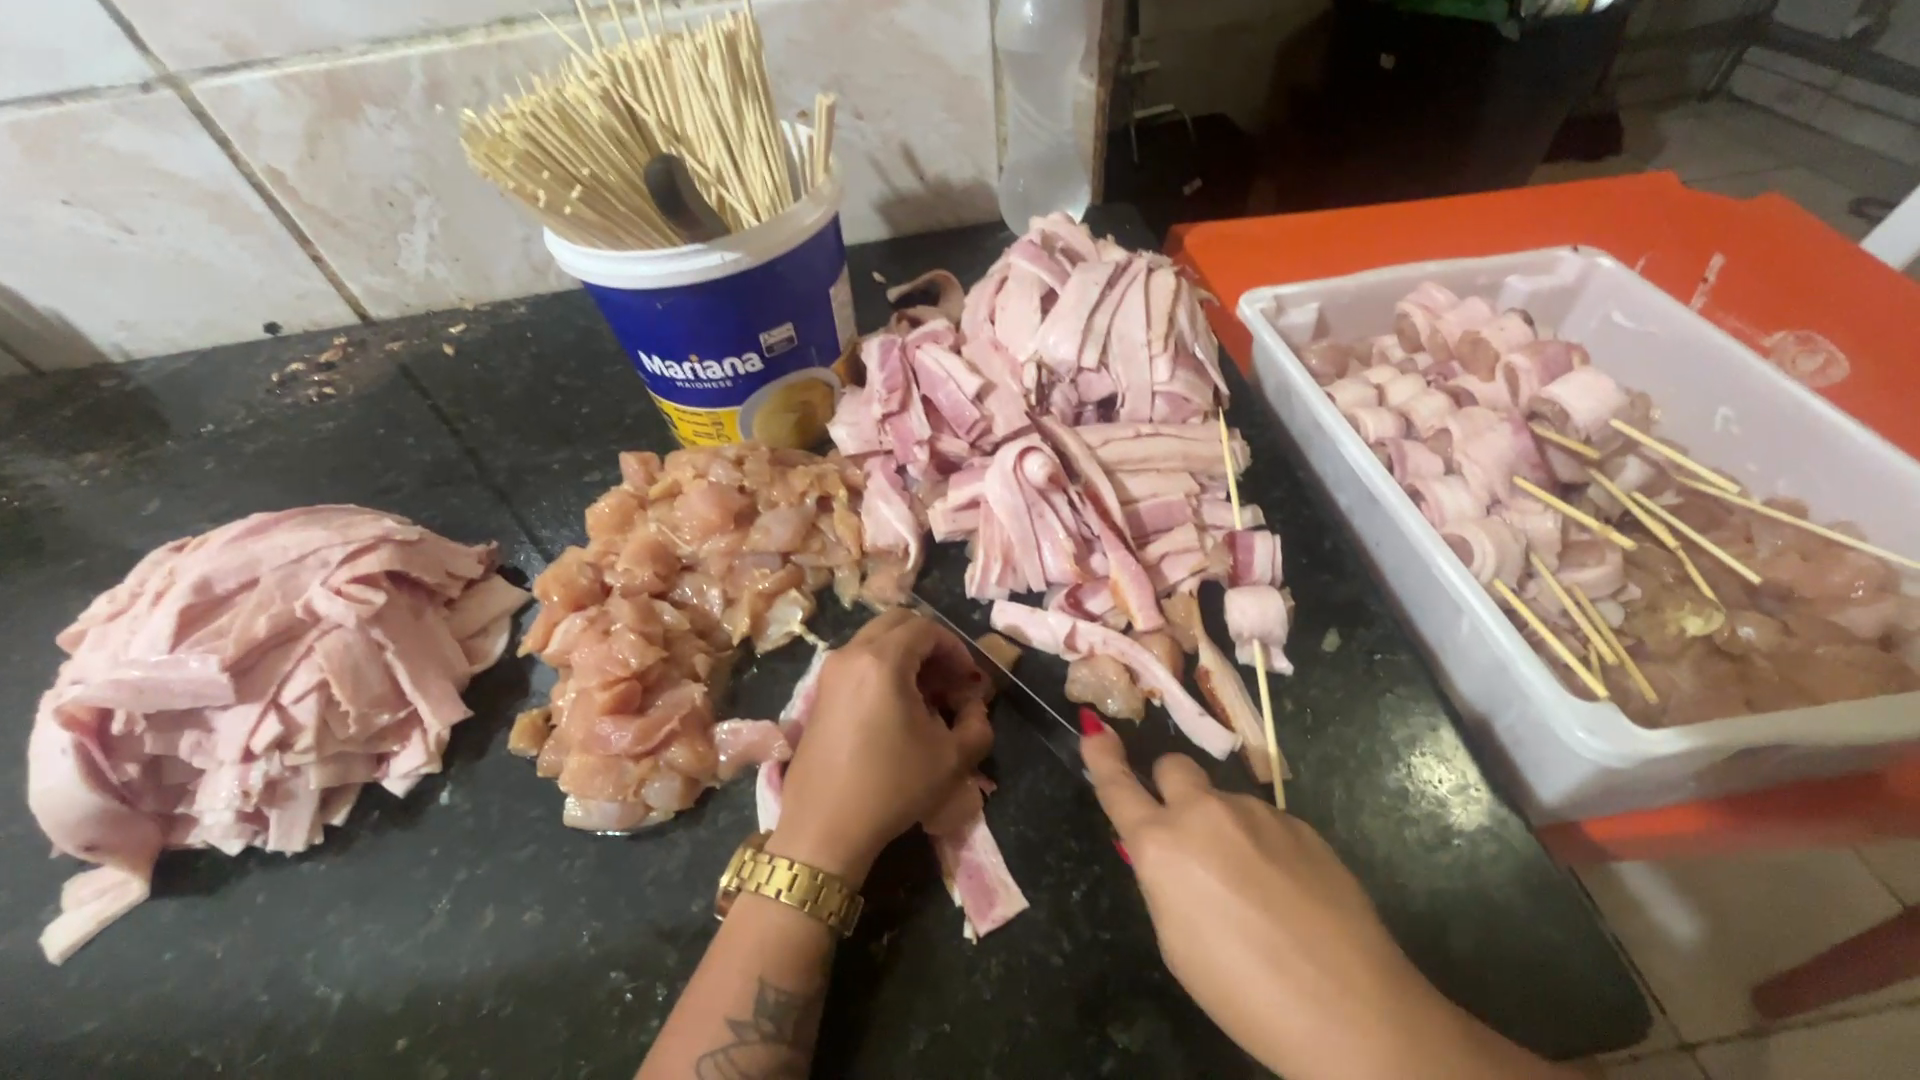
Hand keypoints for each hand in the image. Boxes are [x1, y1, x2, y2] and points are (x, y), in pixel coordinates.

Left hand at [768, 610, 992, 885]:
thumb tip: (974, 707)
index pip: (926, 628)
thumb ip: (977, 724)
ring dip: (906, 657)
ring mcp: (829, 674)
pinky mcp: (819, 695)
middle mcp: (851, 655)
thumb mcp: (951, 759)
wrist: (824, 828)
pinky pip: (858, 663)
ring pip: (875, 641)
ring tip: (927, 698)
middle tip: (950, 681)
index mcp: (882, 660)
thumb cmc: (891, 787)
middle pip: (897, 624)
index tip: (970, 680)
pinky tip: (897, 711)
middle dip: (930, 645)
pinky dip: (883, 670)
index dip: (956, 649)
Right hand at [1081, 724, 1570, 1079]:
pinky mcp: (1301, 824)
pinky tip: (1289, 893)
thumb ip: (1165, 881)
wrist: (1349, 1007)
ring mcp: (1258, 813)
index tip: (1095, 731)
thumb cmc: (1242, 991)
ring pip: (1225, 801)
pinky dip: (1265, 846)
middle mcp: (1205, 814)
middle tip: (1187, 831)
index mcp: (1161, 846)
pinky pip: (1266, 823)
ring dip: (1225, 826)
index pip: (1118, 787)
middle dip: (1171, 789)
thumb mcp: (1177, 941)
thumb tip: (1170, 857)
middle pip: (1174, 767)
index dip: (1102, 758)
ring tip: (1254, 889)